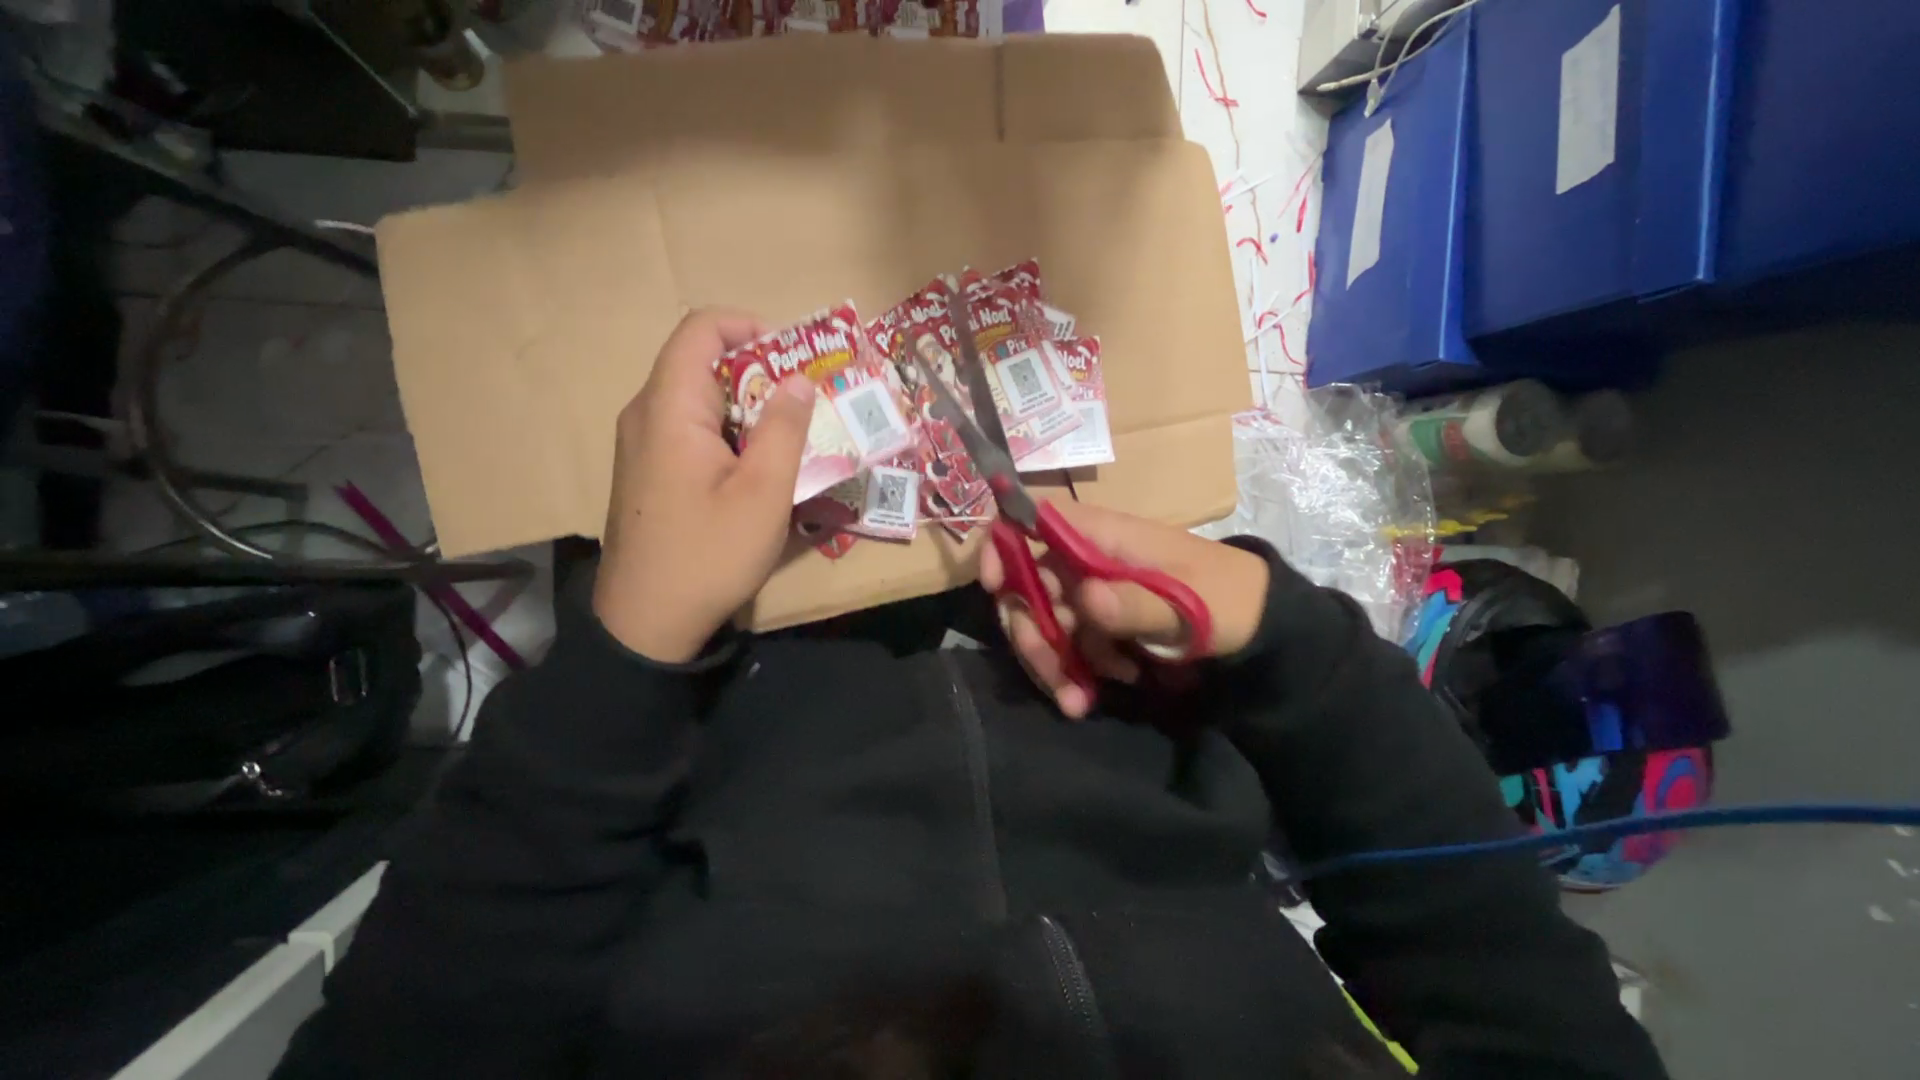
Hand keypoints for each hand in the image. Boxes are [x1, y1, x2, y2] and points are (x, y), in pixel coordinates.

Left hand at [593, 309, 815, 661]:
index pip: (701, 329)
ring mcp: (642, 445)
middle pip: (702, 364)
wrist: (645, 623)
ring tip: (792, 441)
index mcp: (669, 407)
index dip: (750, 327)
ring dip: (749, 410)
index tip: (796, 359)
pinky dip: (730, 436)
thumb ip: (785, 428)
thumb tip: (800, 379)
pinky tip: (758, 473)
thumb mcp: (763, 492)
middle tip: (808, 406)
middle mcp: (646, 414)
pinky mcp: (648, 473)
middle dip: (761, 374)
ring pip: (700, 401)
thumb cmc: (708, 554)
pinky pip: (691, 432)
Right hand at [979, 501, 1270, 718]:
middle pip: (1026, 584)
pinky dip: (1076, 672)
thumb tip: (1084, 600)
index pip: (1033, 520)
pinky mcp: (1098, 623)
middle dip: (1031, 634)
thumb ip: (1137, 604)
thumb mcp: (1189, 604)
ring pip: (1042, 622)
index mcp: (1103, 535)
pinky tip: (1101, 691)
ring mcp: (1090, 592)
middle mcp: (1085, 559)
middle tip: (1054, 677)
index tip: (993, 587)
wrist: (1259, 627)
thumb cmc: (1226, 599)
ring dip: (1053, 664)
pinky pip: (1067, 645)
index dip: (1002, 545)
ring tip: (1080, 703)